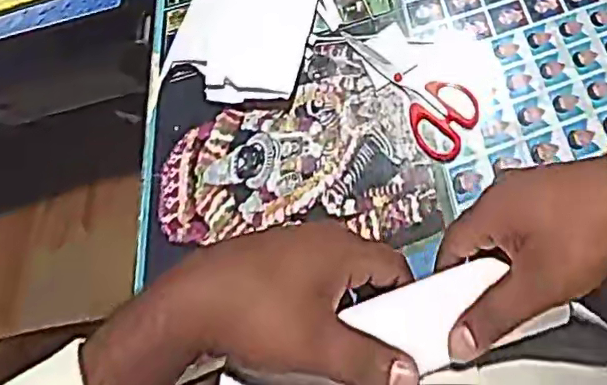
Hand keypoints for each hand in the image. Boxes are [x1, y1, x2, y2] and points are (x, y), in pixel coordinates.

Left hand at [82, 221, 419, 384]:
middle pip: (366, 273)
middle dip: (370, 310)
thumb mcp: (320, 345)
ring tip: (328, 342)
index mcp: (342, 245)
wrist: (198, 300)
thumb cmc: (252, 306)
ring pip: (337, 280)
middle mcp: (322, 238)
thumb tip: (400, 369)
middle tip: (366, 344)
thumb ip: (366, 360)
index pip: (395, 265)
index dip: (406, 301)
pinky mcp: (276, 260)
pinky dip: (315, 307)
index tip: (409, 332)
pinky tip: (299, 334)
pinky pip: (311, 282)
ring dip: (341, 311)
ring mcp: (297, 246)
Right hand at [433, 161, 606, 361]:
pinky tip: (546, 264)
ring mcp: (524, 187)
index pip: (450, 246)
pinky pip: (521, 222)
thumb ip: (494, 314)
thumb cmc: (582, 233)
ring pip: (500, 231)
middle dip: (481, 273)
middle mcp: (501, 190)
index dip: (449, 281)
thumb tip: (461, 338)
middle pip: (475, 238)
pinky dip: (524, 246)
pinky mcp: (546, 190)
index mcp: (488, 207)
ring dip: (505, 261)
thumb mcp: (536, 286)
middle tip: (495, 304)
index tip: (455, 310)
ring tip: (527, 287)